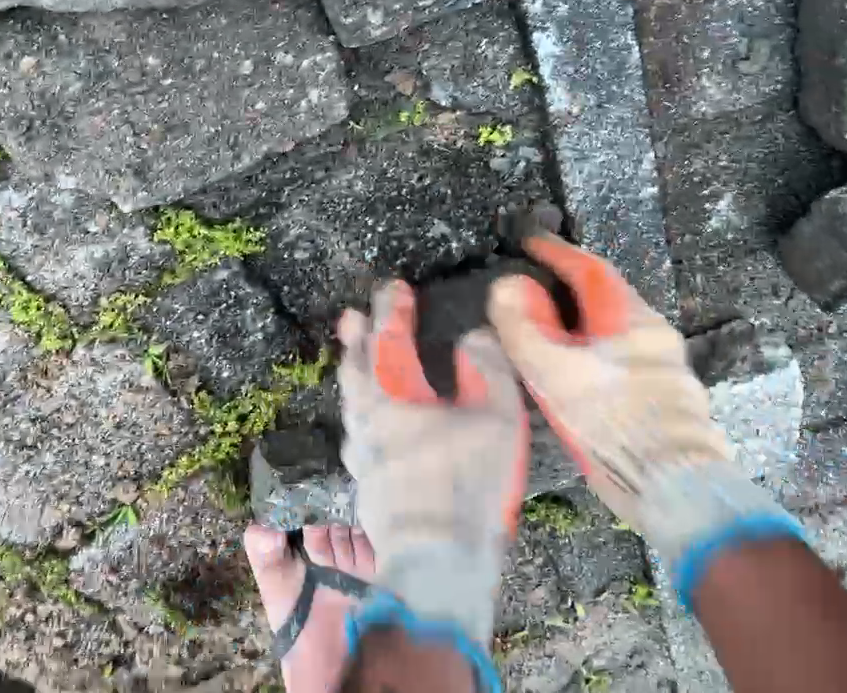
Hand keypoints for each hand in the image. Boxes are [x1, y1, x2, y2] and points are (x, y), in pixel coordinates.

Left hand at [337, 281, 527, 644]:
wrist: (434, 559)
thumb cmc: (466, 483)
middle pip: (356, 369)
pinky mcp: (366, 485)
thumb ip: (487, 369)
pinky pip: (357, 434)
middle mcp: (369, 421)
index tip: (394, 287)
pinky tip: (366, 425)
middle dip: (356, 338)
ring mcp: (363, 455)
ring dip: (353, 374)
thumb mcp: (495, 418)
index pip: (389, 341)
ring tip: (354, 361)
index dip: (392, 311)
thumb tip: (472, 335)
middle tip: (351, 315)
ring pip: (351, 402)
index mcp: (395, 397)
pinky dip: (360, 414)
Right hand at [488, 234, 802, 604]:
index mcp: (630, 318)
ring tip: (548, 329)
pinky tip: (577, 370)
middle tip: (533, 285)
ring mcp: (666, 366)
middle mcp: (655, 333)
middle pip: (606, 297)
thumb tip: (507, 286)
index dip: (557, 252)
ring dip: (581, 322)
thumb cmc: (610, 421)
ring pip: (615, 329)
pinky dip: (594, 351)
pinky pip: (623, 357)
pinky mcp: (667, 398)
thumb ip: (522, 325)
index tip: (529, 241)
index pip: (590, 269)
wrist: (673, 488)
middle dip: (569, 286)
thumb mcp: (551, 371)